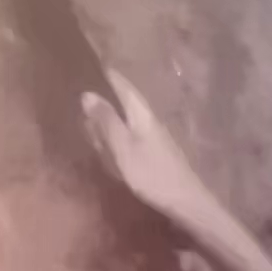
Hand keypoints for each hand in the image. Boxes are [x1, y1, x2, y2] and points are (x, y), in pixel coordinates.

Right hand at [82, 69, 215, 226]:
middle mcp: (148, 118)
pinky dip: (115, 135)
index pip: (121, 83)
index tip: (87, 63)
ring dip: (108, 117)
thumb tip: (86, 93)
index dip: (105, 73)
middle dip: (104, 94)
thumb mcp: (123, 147)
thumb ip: (106, 120)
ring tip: (89, 117)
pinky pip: (129, 135)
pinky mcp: (154, 153)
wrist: (189, 207)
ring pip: (125, 118)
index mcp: (140, 111)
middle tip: (81, 91)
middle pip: (123, 99)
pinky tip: (108, 145)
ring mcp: (153, 136)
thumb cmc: (152, 174)